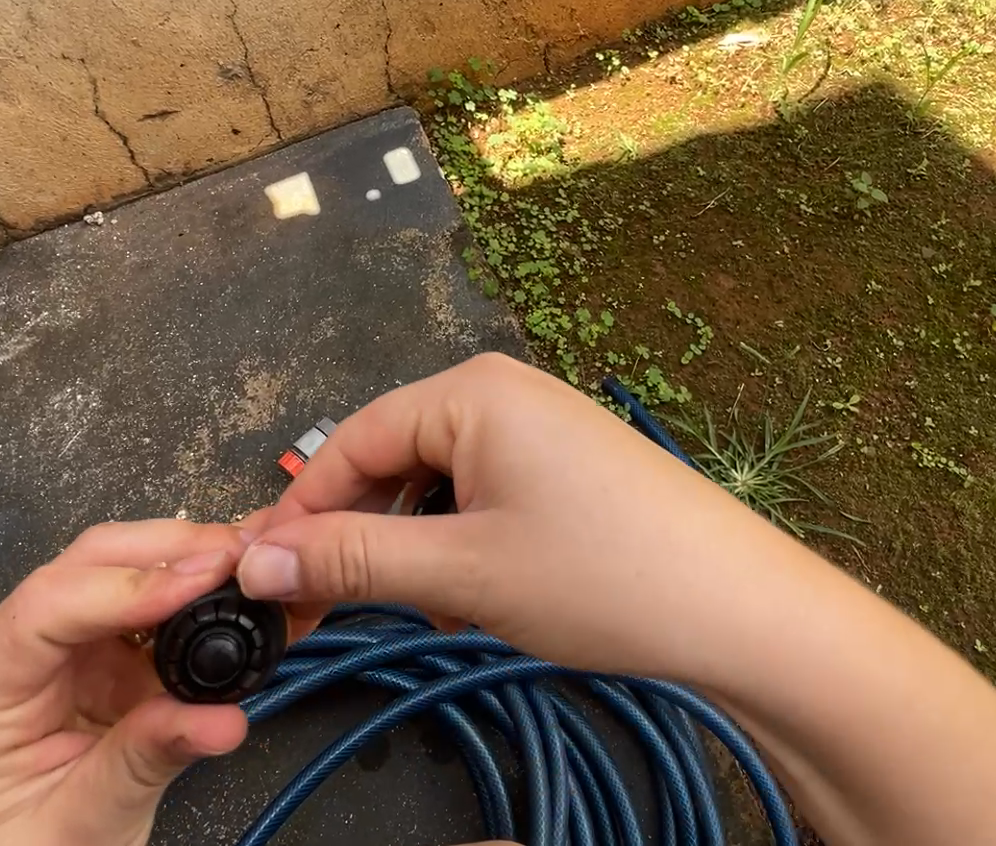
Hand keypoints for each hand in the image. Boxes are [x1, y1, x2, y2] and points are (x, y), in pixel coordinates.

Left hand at [0, 519, 257, 845]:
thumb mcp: (77, 835)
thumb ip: (142, 765)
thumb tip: (228, 720)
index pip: (44, 608)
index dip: (126, 585)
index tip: (204, 579)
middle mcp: (23, 657)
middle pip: (87, 563)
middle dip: (166, 548)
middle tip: (241, 554)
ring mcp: (71, 654)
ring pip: (124, 567)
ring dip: (187, 556)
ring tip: (249, 565)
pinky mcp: (115, 662)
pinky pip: (158, 607)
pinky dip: (200, 590)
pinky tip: (237, 590)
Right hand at [235, 353, 819, 685]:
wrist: (740, 606)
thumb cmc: (598, 574)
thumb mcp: (463, 570)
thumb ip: (354, 559)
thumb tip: (255, 557)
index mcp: (472, 390)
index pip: (353, 438)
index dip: (304, 508)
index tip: (263, 572)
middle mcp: (505, 391)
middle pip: (398, 457)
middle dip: (370, 532)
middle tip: (347, 605)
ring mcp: (542, 424)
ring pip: (443, 482)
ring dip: (423, 544)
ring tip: (445, 605)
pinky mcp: (568, 461)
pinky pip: (488, 491)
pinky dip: (469, 540)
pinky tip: (486, 591)